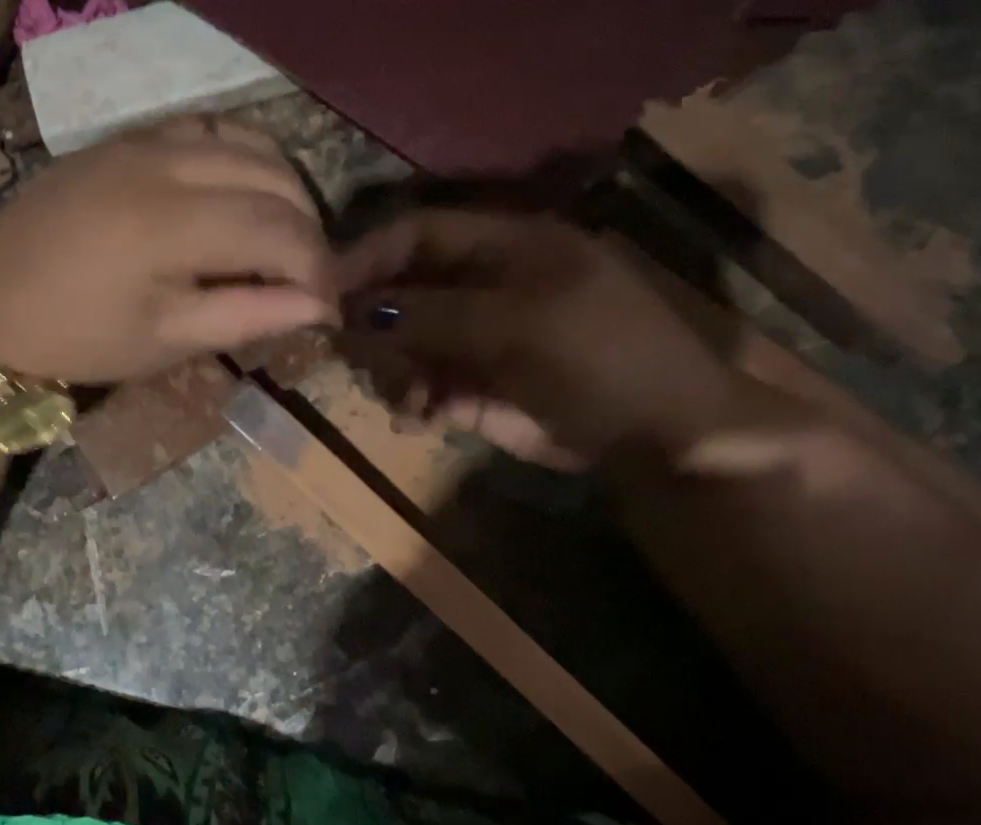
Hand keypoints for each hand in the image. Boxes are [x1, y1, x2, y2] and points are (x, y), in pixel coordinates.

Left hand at [0, 116, 337, 384]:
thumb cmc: (77, 340)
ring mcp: (144, 141)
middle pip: (275, 182)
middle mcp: (165, 164)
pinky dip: (245, 161)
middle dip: (309, 234)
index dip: (318, 271)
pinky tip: (246, 198)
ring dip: (285, 192)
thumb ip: (246, 316)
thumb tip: (320, 307)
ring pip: (251, 146)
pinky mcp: (129, 137)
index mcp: (170, 226)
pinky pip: (211, 131)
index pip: (279, 231)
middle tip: (311, 283)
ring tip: (286, 244)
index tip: (329, 310)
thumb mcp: (165, 341)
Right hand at [334, 209, 741, 466]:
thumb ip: (435, 313)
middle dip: (377, 325)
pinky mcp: (477, 390)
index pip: (420, 233)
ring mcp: (480, 341)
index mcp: (508, 246)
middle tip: (355, 358)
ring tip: (408, 401)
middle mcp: (486, 287)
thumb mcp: (519, 324)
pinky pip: (424, 387)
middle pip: (404, 290)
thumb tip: (356, 311)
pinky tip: (419, 419)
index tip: (323, 294)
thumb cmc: (600, 359)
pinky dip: (413, 402)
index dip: (370, 257)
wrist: (657, 436)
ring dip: (394, 371)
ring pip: (407, 345)